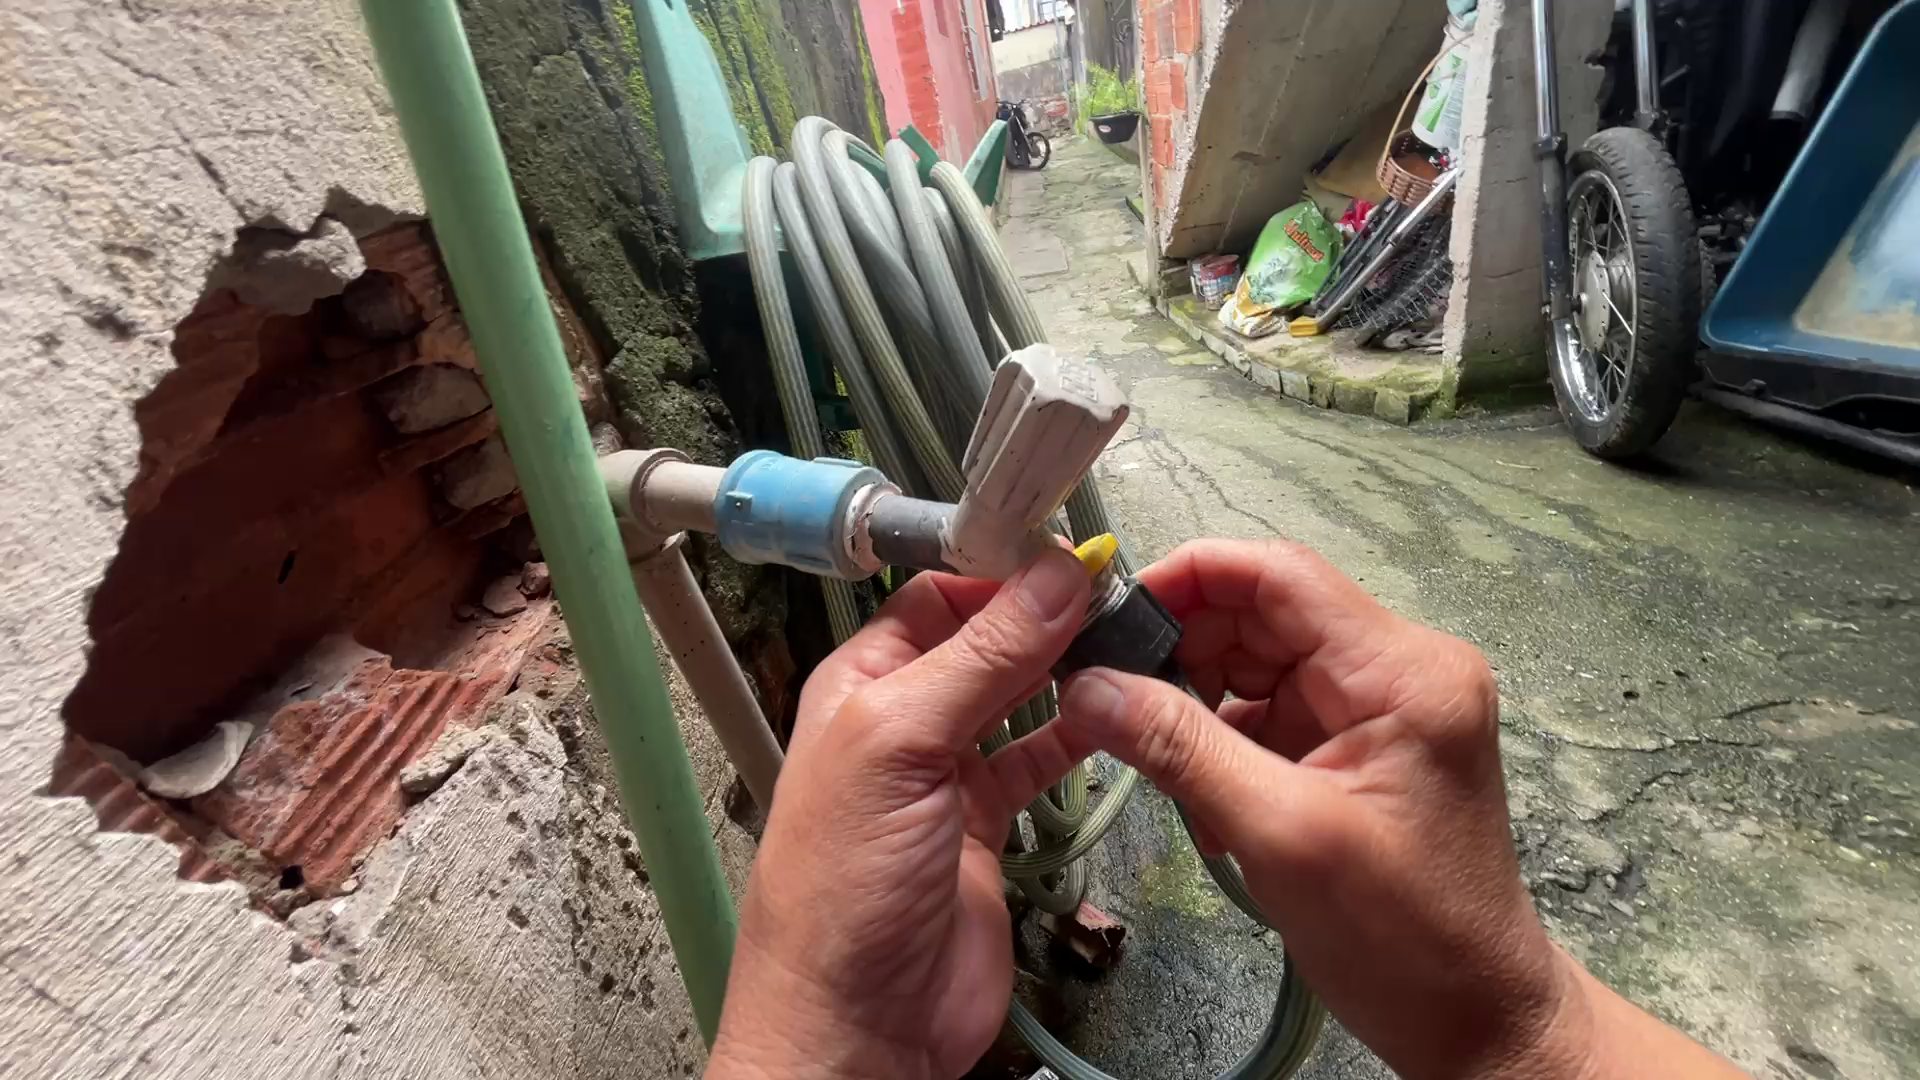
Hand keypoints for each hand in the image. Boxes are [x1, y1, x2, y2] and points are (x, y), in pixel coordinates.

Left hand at [706, 549, 1092, 1079]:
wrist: (860, 1027)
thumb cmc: (844, 881)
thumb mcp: (901, 743)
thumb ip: (982, 657)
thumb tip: (1053, 577)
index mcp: (863, 679)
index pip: (934, 595)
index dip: (994, 571)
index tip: (1062, 555)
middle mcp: (904, 714)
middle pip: (980, 639)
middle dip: (1037, 614)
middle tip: (1105, 590)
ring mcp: (948, 766)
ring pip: (1014, 693)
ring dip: (1060, 666)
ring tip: (1116, 638)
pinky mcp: (988, 816)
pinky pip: (1036, 755)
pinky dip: (1071, 731)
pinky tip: (1106, 709)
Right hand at [1054, 538, 1574, 1078]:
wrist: (1478, 1024)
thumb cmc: (1401, 937)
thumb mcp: (1280, 834)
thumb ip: (1179, 748)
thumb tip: (1082, 686)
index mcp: (1397, 668)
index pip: (1277, 573)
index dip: (1188, 574)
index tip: (1114, 614)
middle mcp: (1388, 663)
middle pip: (1256, 614)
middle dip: (1180, 649)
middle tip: (1114, 697)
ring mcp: (1368, 698)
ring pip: (1248, 657)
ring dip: (1192, 700)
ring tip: (1163, 762)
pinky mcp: (1346, 732)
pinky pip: (1259, 702)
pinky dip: (1216, 735)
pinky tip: (1205, 794)